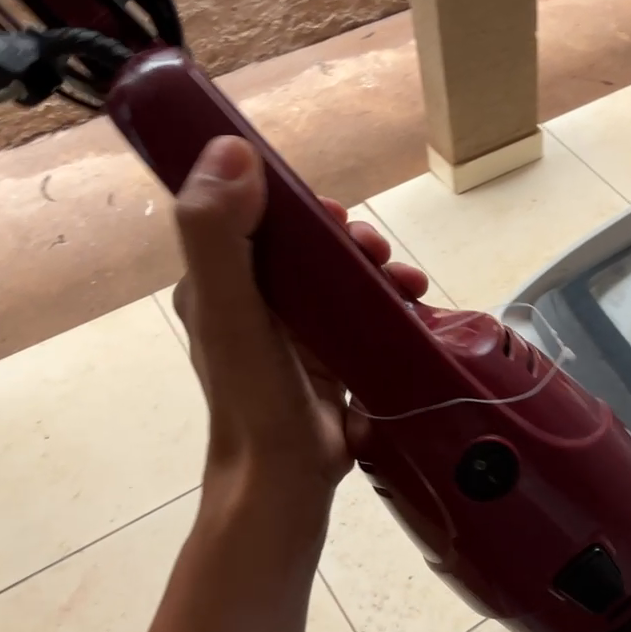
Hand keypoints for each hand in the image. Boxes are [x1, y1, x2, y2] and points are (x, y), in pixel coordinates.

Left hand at [170, 136, 429, 506]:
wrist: (285, 482)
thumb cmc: (257, 398)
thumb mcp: (230, 313)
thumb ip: (217, 235)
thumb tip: (233, 148)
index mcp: (218, 283)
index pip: (257, 220)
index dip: (299, 206)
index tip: (340, 217)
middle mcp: (253, 304)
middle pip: (308, 250)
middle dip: (351, 243)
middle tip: (382, 255)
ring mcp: (292, 336)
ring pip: (338, 282)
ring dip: (376, 273)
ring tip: (411, 287)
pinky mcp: (327, 363)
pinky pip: (358, 318)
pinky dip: (386, 308)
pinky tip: (412, 313)